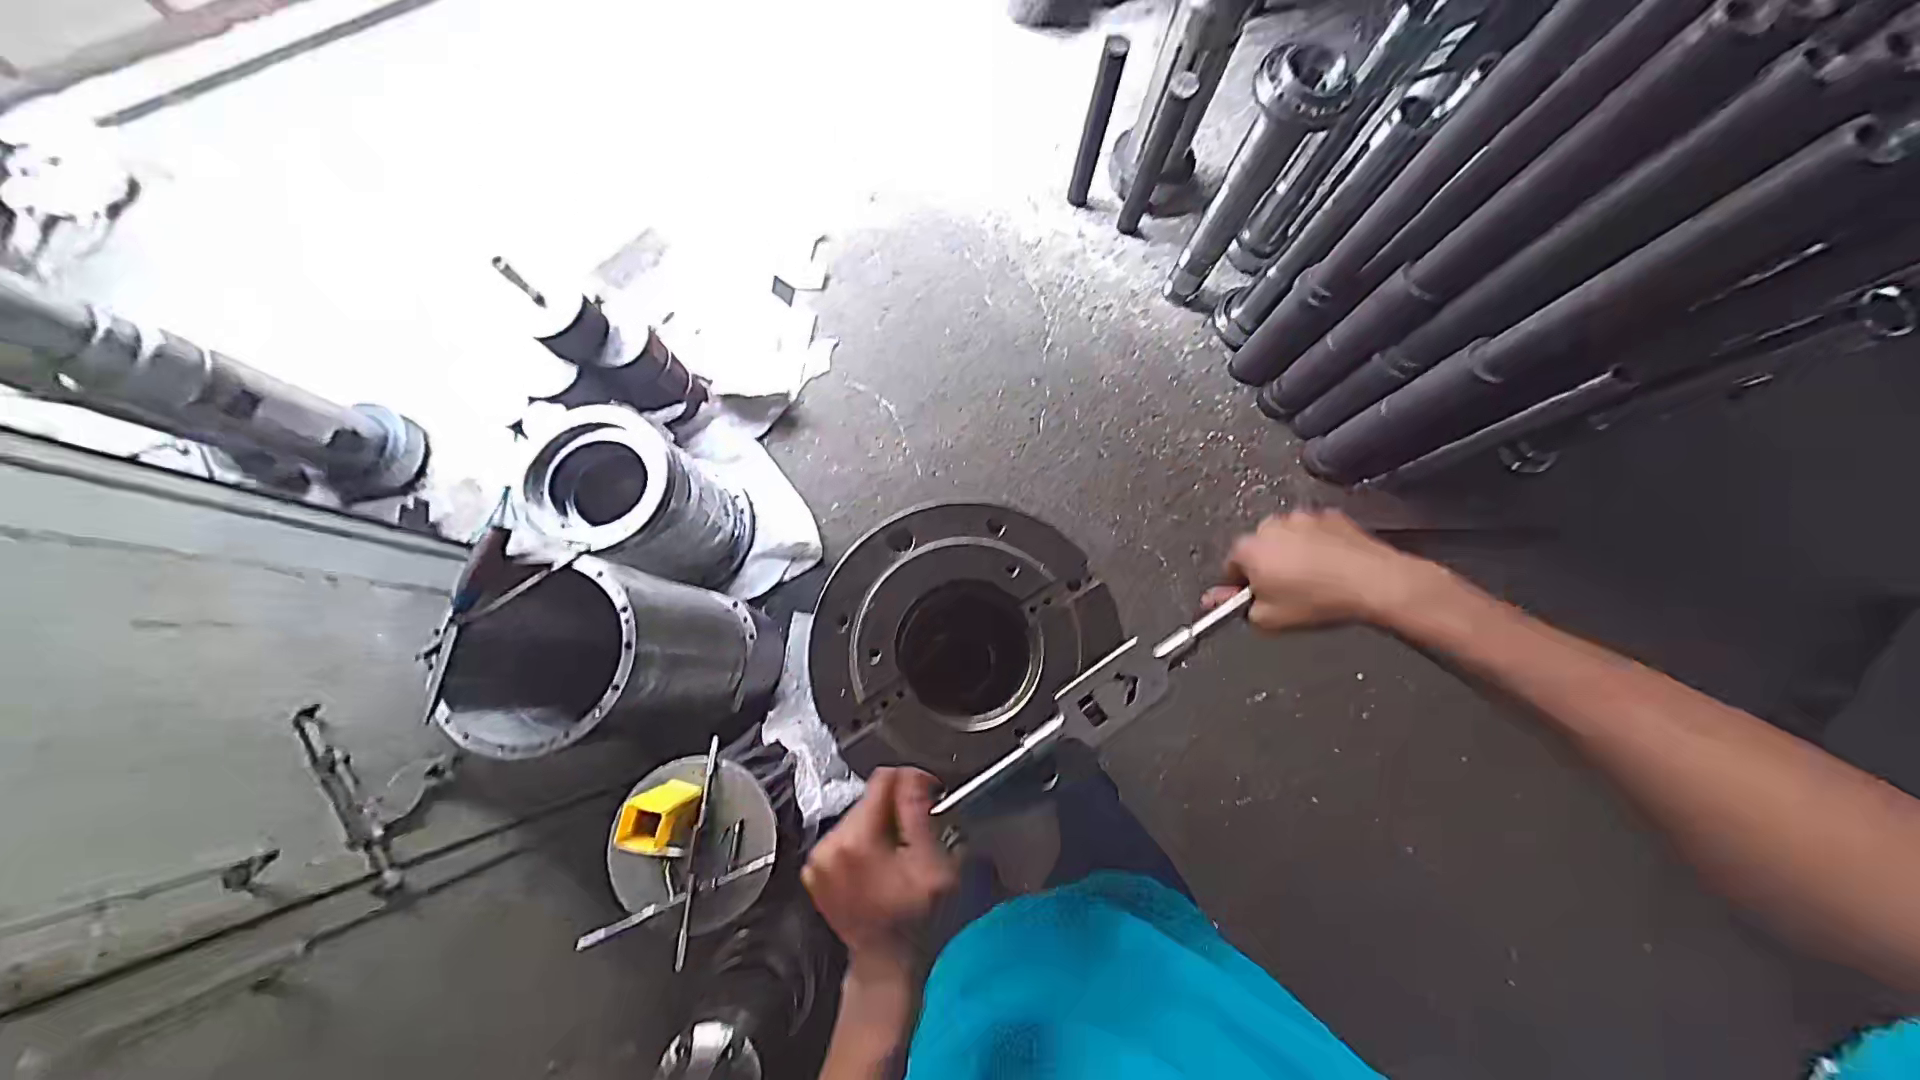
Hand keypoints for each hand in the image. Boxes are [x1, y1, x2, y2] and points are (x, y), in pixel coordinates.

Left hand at [803, 767, 958, 976]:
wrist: (885, 963)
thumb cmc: (915, 920)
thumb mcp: (934, 866)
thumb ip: (920, 814)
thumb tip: (913, 777)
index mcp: (858, 840)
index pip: (883, 779)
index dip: (912, 781)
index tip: (927, 796)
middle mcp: (830, 845)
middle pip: (870, 796)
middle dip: (897, 808)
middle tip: (915, 835)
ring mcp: (818, 859)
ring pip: (859, 813)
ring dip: (880, 824)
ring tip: (897, 854)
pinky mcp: (815, 869)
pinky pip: (846, 834)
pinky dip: (864, 841)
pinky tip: (878, 865)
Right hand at [1202, 510, 1436, 631]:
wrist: (1375, 583)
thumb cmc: (1322, 598)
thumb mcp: (1267, 618)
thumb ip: (1233, 606)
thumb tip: (1215, 600)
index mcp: (1248, 548)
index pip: (1230, 568)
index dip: (1241, 587)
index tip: (1253, 598)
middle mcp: (1270, 527)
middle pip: (1258, 550)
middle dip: (1266, 569)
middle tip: (1285, 594)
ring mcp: (1301, 518)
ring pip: (1285, 540)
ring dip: (1292, 556)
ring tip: (1312, 582)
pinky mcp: (1329, 517)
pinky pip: (1314, 534)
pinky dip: (1317, 548)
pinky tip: (1329, 569)